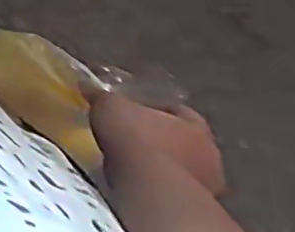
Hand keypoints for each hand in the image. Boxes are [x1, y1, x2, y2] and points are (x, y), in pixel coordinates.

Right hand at [89, 91, 225, 196]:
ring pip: (179, 168)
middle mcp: (209, 157)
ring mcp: (204, 187)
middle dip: (160, 139)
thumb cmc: (136, 138)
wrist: (151, 190)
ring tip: (128, 160)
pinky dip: (155, 183)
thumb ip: (100, 96)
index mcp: (196, 127)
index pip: (180, 111)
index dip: (157, 109)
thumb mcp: (109, 106)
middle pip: (182, 141)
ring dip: (158, 164)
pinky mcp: (191, 207)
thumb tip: (86, 86)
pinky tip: (132, 180)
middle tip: (132, 135)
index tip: (135, 109)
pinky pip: (170, 188)